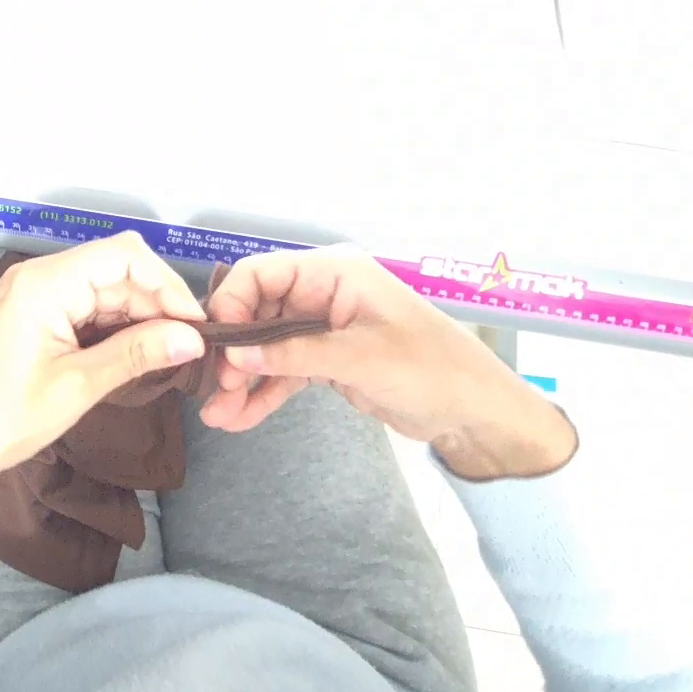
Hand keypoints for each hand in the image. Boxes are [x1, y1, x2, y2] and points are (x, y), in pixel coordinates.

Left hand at [0, 233, 206, 542]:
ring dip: (139, 316)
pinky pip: (88, 306)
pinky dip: (116, 326)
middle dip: (156, 303)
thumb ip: (137, 353)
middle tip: (187, 346)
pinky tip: (137, 352)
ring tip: (168, 353)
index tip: (194, 324)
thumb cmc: (2, 419)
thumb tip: (191, 338)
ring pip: (106, 289)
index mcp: (45, 283)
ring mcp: (37, 293)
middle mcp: (40, 276)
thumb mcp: (77, 386)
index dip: (166, 283)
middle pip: (117, 269)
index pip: (123, 256)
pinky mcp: (37, 313)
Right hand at [200, 247, 575, 480]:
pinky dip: (262, 393)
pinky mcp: (325, 360)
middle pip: (257, 312)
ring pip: (265, 347)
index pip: (263, 273)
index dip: (233, 302)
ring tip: (216, 414)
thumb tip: (234, 354)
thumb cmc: (431, 369)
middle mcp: (321, 294)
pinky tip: (237, 418)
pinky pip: (282, 372)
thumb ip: (294, 354)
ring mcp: (321, 328)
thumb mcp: (361, 358)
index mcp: (333, 273)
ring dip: (241, 379)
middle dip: (233, 350)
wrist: (478, 413)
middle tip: (214, 385)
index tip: (217, 343)